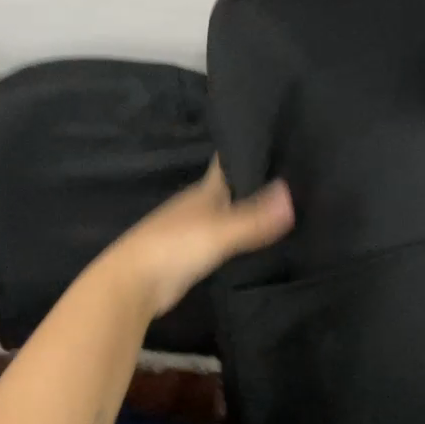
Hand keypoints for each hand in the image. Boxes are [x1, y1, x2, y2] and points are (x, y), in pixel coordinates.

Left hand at [101, 159, 293, 317]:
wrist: (132, 285)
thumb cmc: (175, 247)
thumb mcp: (221, 231)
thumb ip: (256, 218)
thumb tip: (292, 196)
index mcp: (203, 191)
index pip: (227, 162)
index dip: (246, 149)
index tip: (274, 138)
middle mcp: (198, 205)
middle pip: (230, 187)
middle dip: (254, 181)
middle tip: (291, 175)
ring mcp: (192, 230)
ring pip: (226, 213)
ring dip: (247, 211)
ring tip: (281, 208)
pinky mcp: (190, 255)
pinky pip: (222, 239)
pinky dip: (238, 237)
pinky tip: (255, 241)